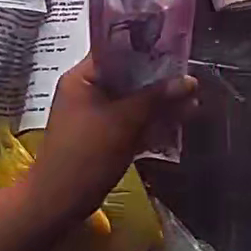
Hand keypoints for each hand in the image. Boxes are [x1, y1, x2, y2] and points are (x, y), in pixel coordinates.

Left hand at [29, 57, 197, 219]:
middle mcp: (86, 91)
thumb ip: (157, 98)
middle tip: (191, 79)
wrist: (58, 202)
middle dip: (160, 80)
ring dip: (159, 103)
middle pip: (127, 76)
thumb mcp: (124, 122)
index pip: (115, 50)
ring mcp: (94, 115)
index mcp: (82, 78)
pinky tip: (178, 124)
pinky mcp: (102, 136)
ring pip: (132, 100)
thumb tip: (190, 80)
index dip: (145, 48)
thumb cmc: (87, 154)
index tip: (175, 48)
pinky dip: (150, 122)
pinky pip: (130, 121)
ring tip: (192, 104)